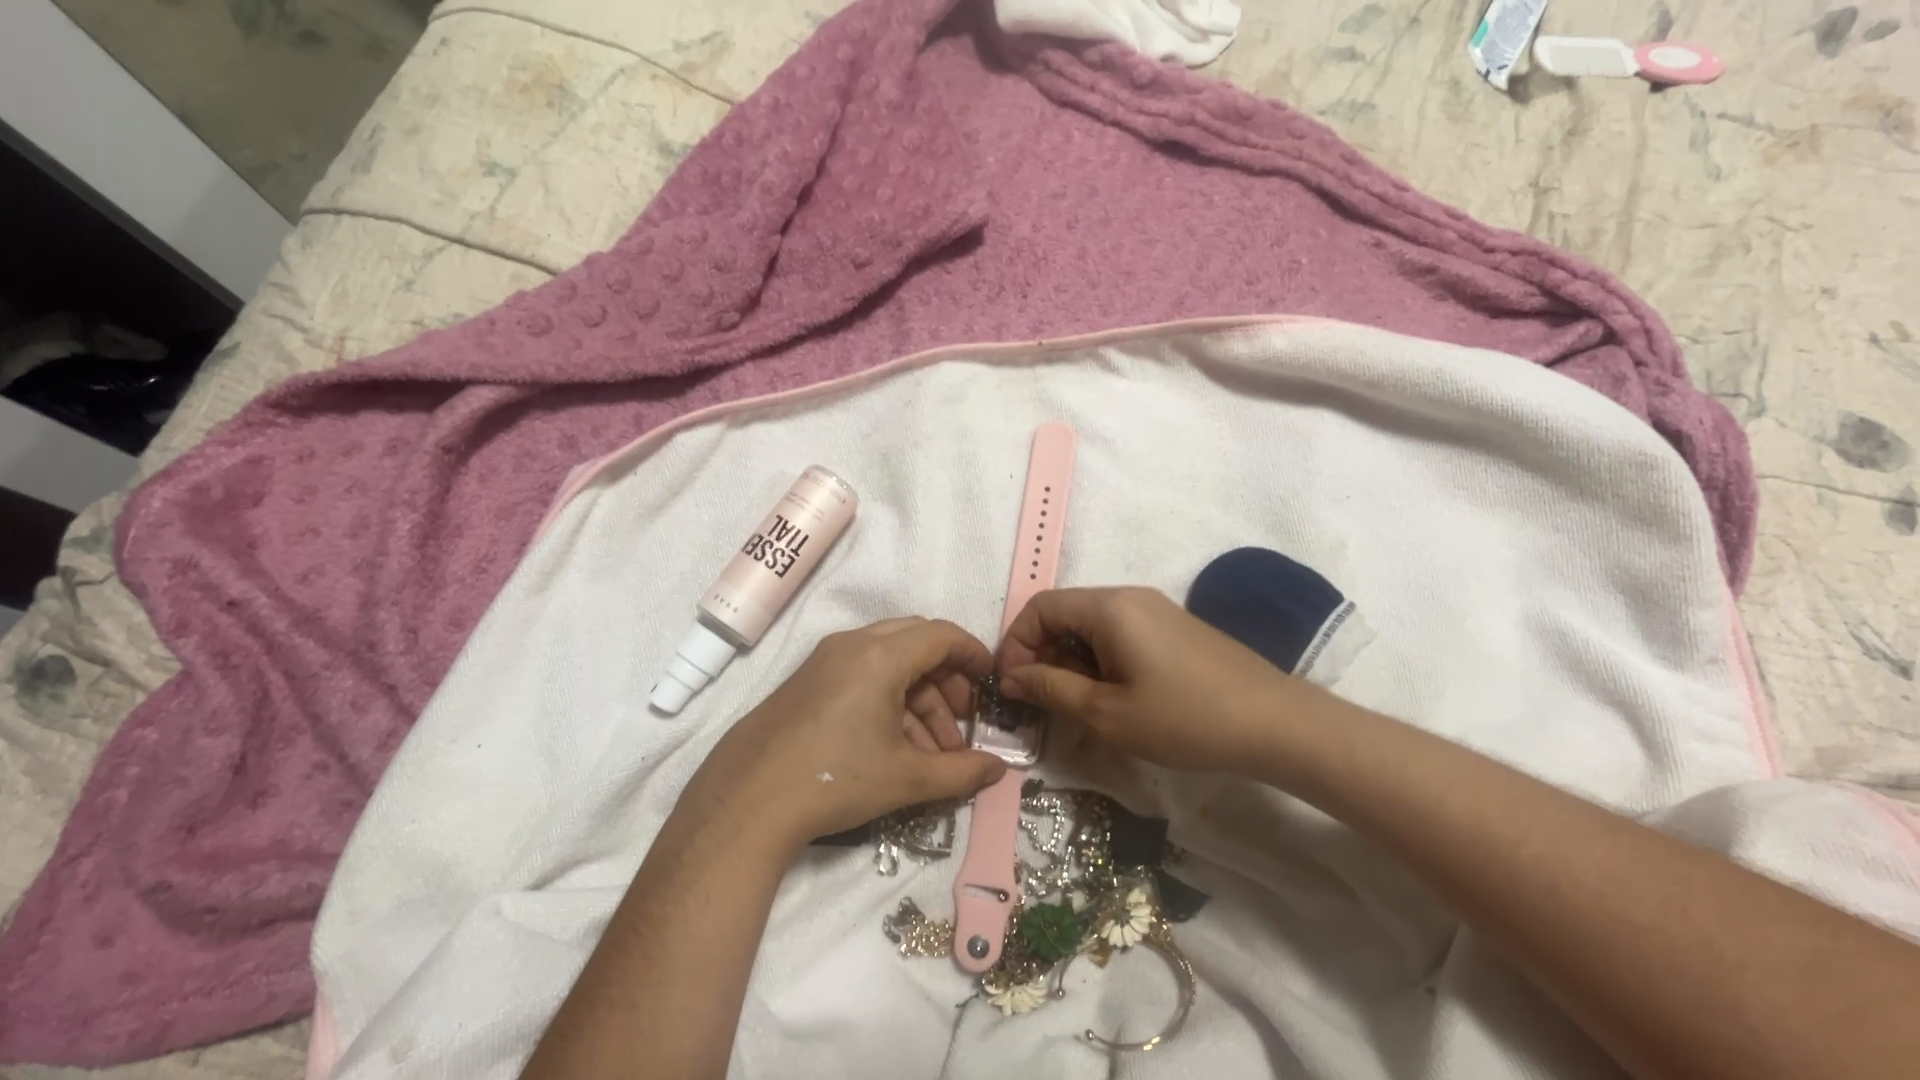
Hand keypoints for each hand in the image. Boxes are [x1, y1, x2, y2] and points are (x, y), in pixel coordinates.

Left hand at [684, 618, 1008, 849]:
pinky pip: (861, 676)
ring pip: (889, 663)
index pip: (941, 635)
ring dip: (919, 699)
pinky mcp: (807, 683)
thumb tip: (1000, 770)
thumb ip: (962, 771)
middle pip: (916, 643)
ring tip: (935, 752)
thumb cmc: (836, 780)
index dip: (974, 654)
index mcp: (880, 656)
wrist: (747, 802)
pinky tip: (899, 749)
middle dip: (946, 679)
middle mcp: (852, 646)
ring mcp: (824, 662)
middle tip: (963, 719)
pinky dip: (889, 702)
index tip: (991, 682)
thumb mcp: (907, 779)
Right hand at [998, 587, 1310, 774]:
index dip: (1015, 645)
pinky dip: (1099, 661)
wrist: (1274, 723)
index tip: (1011, 689)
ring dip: (1070, 661)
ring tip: (1075, 707)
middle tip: (1040, 703)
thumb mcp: (1106, 713)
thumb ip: (1051, 690)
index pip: (1040, 607)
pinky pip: (1119, 634)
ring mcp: (1156, 610)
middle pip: (1065, 613)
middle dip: (1042, 655)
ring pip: (1092, 626)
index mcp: (1109, 607)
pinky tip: (1111, 699)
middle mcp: (1130, 597)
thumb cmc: (1184, 719)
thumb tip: (1011, 678)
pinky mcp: (1174, 629)